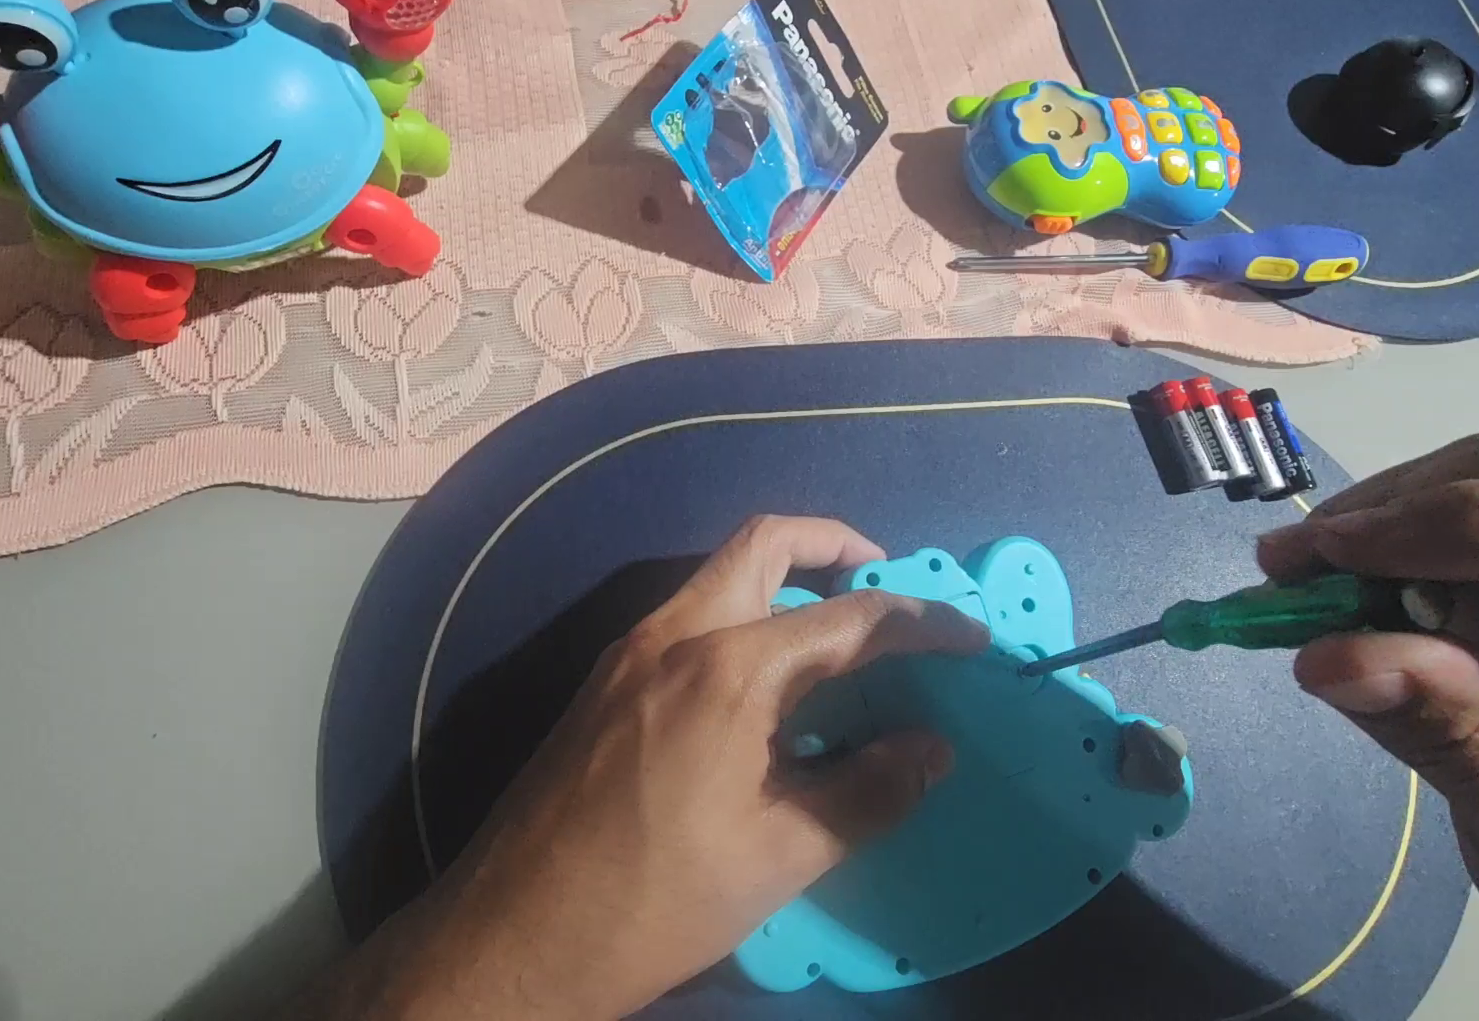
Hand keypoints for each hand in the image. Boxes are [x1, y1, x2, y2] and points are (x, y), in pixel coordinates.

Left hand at [292, 516, 985, 1020]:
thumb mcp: (778, 856)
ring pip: (722, 572)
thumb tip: (931, 748)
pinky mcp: (610, 674)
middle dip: (834, 544)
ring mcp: (632, 647)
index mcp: (726, 668)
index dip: (920, 624)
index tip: (968, 635)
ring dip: (785, 578)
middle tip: (883, 580)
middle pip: (765, 542)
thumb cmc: (652, 901)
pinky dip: (744, 615)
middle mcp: (675, 632)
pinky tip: (766, 680)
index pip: (846, 619)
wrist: (510, 936)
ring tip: (835, 631)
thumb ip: (867, 791)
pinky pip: (692, 613)